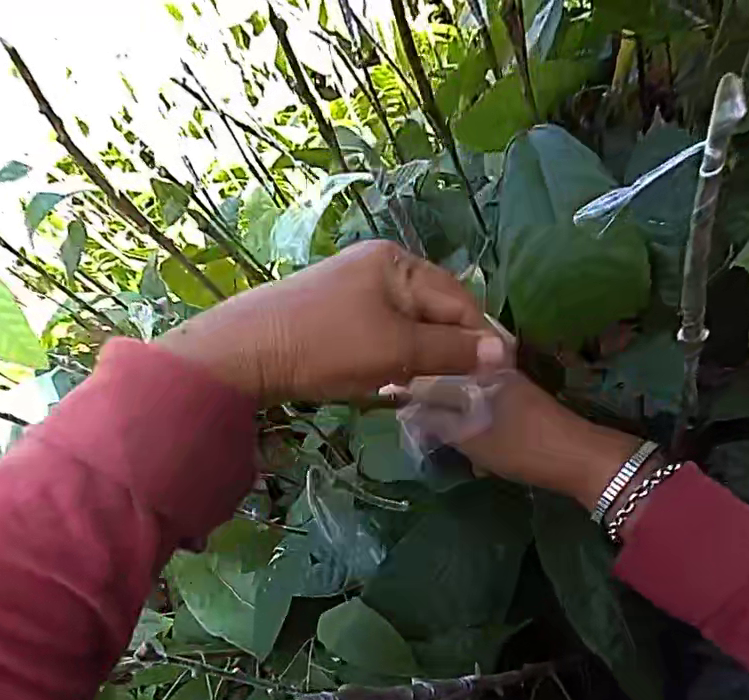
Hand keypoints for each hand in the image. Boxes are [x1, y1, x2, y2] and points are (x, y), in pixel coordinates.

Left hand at [156, 239, 509, 402]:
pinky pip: (381, 332)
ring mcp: (353, 287)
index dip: (479, 338)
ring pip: (407, 324)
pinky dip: (393, 356)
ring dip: (422, 355)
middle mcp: (379, 266)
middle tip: (461, 387)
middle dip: (449, 348)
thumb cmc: (326, 346)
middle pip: (433, 309)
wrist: (246, 353)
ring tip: (430, 386)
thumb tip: (502, 353)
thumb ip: (450, 351)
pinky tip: (392, 378)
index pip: (458, 299)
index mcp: (398, 263)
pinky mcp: (334, 312)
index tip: (494, 377)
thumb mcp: (396, 350)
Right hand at [402, 371, 642, 507]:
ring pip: (470, 402)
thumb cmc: (522, 446)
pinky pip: (488, 414)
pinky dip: (478, 431)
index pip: (437, 369)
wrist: (580, 460)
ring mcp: (512, 389)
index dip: (418, 389)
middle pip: (453, 385)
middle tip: (427, 437)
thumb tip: (410, 411)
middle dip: (439, 411)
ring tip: (451, 449)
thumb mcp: (471, 438)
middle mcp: (496, 372)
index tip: (405, 410)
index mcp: (481, 370)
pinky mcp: (523, 409)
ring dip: (459, 425)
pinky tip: (478, 456)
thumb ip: (438, 423)